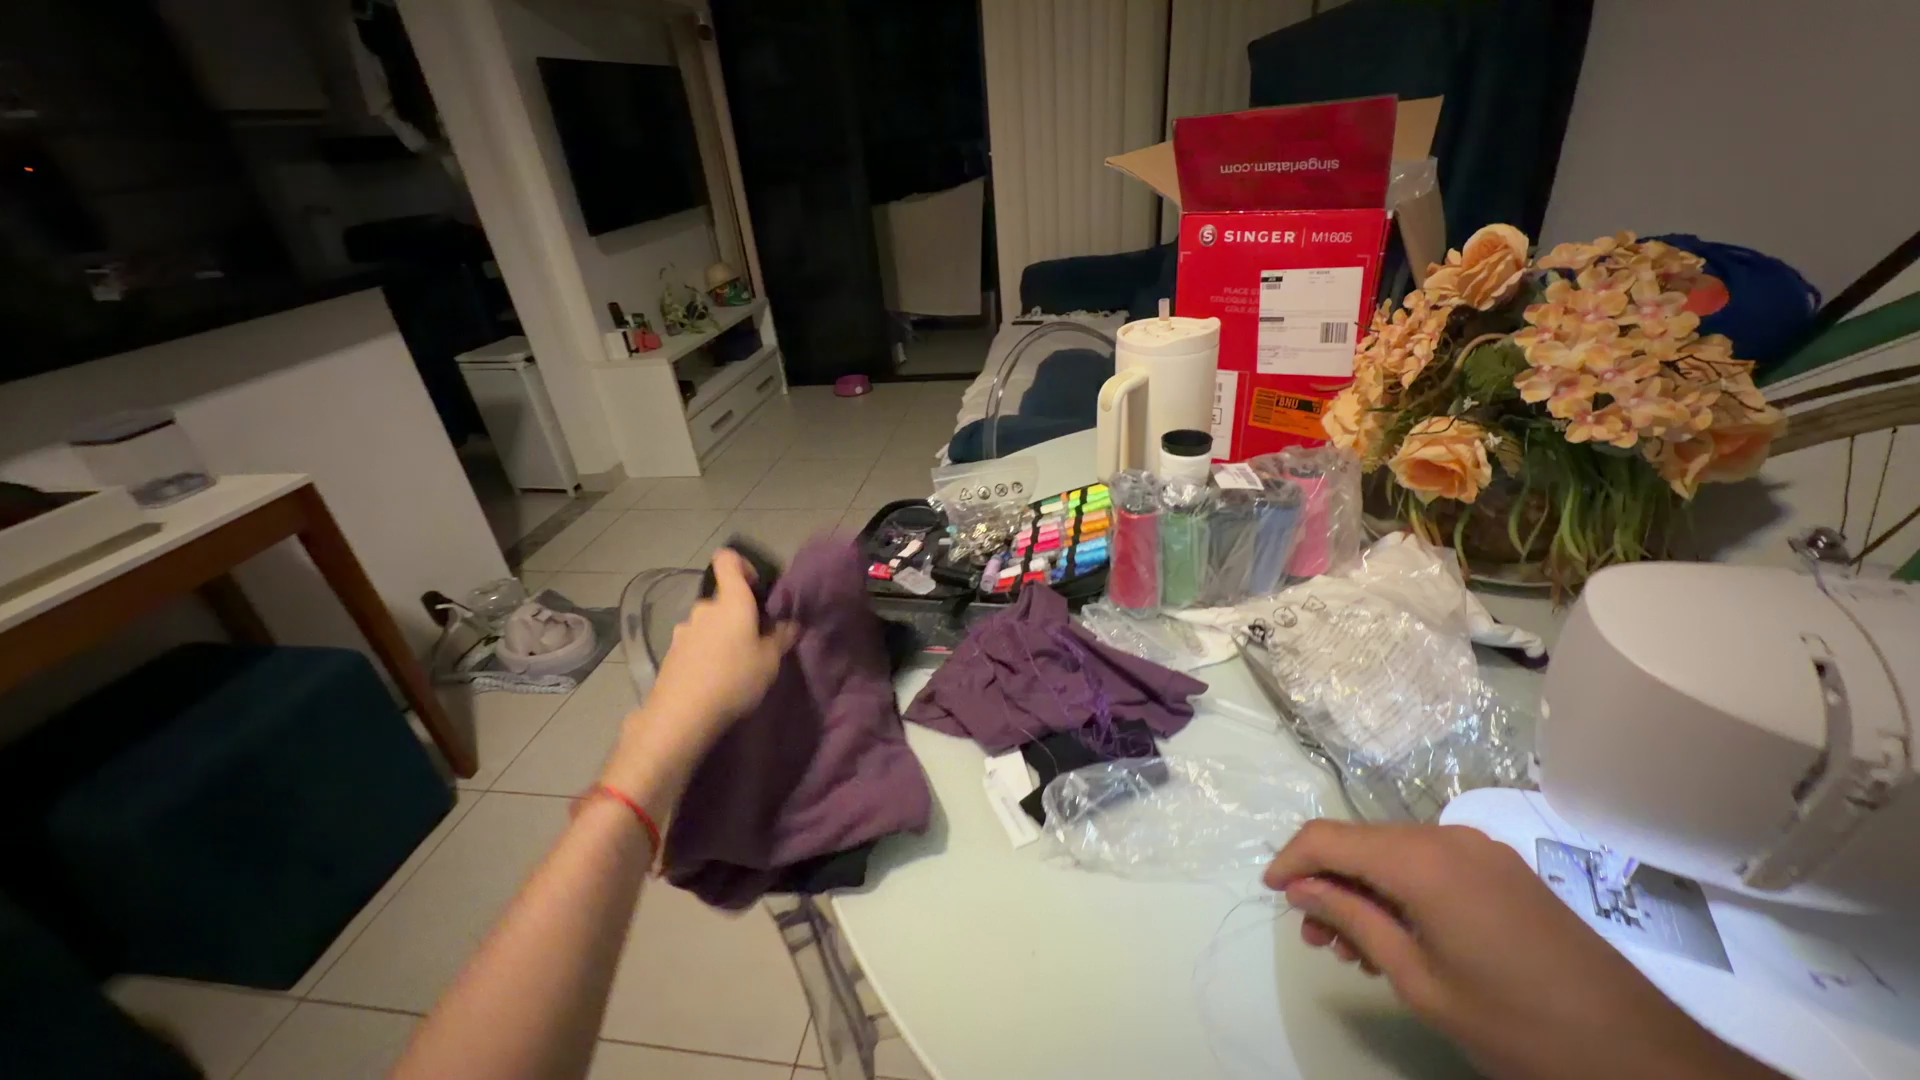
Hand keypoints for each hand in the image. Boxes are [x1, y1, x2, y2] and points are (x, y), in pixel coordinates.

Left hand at [600, 550, 796, 802]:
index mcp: (730, 601)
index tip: (757, 587)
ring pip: (708, 623)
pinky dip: (706, 652)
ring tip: (734, 664)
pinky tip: (714, 678)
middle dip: (738, 613)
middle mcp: (704, 608)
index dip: (742, 565)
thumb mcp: (770, 661)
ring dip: (721, 635)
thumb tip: (790, 624)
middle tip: (755, 640)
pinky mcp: (671, 652)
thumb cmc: (734, 679)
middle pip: (722, 599)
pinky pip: (695, 643)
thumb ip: (781, 638)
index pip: (727, 560)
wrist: (682, 714)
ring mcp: (683, 630)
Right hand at [1263, 820, 1785, 1079]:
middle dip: (1327, 883)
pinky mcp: (1503, 870)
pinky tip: (1397, 935)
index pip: (1329, 839)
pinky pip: (1430, 865)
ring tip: (1352, 947)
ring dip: (1362, 890)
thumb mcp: (1420, 981)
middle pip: (1361, 843)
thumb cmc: (1516, 1023)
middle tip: (1315, 938)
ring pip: (1394, 854)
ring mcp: (1481, 851)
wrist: (1641, 1055)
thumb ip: (1354, 922)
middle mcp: (1447, 838)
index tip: (1271, 893)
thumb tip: (1302, 888)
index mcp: (1422, 861)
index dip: (1291, 861)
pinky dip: (1400, 891)